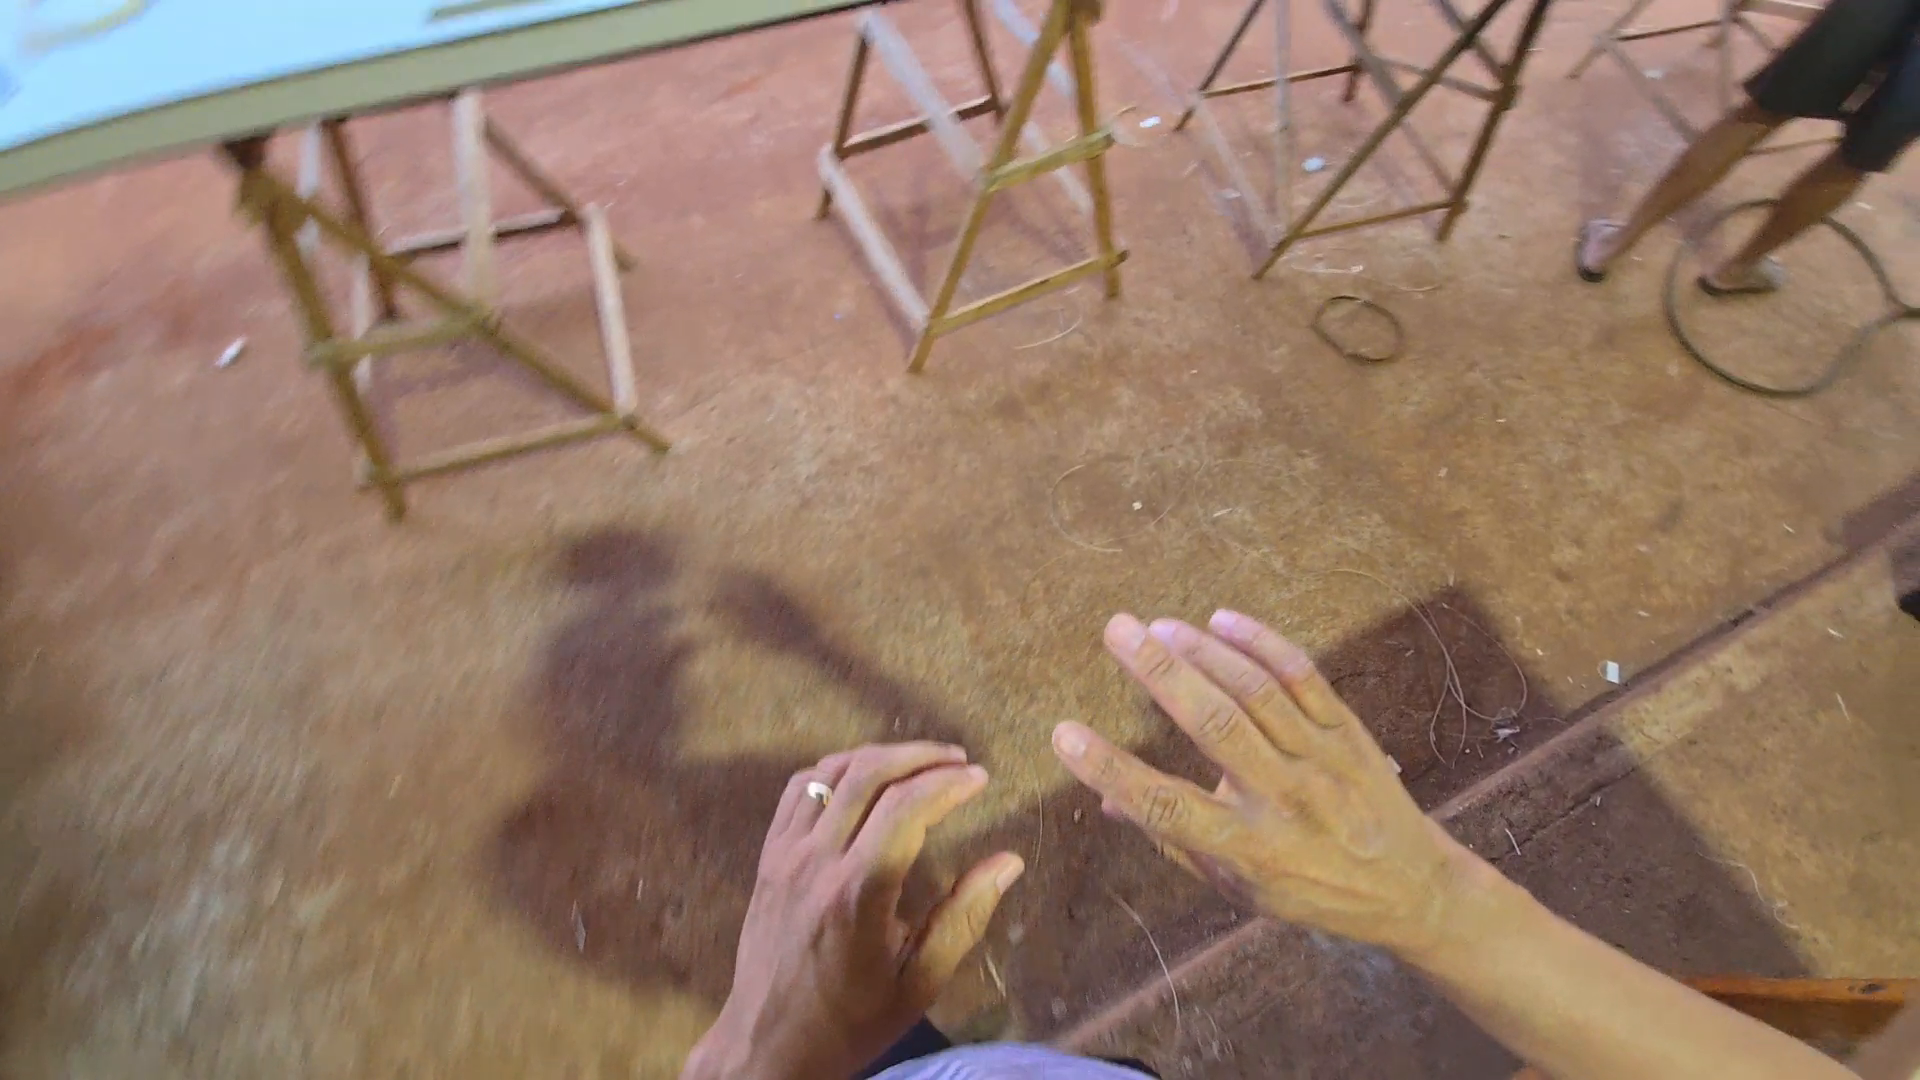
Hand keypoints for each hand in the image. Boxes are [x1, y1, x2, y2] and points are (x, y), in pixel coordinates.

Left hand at [682, 743, 1024, 1079]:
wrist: (766, 1047)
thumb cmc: (851, 1020)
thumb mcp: (920, 981)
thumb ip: (965, 916)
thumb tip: (1010, 860)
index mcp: (858, 893)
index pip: (906, 808)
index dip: (947, 783)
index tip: (979, 777)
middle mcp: (817, 860)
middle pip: (870, 774)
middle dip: (920, 756)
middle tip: (957, 759)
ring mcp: (785, 852)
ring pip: (833, 771)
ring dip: (882, 755)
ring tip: (919, 761)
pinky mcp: (768, 853)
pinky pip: (800, 787)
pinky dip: (837, 768)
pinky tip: (864, 776)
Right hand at [1051, 610, 1475, 961]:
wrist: (1418, 891)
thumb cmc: (1310, 891)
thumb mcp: (1237, 887)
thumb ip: (1174, 842)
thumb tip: (1107, 804)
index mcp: (1249, 848)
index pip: (1166, 807)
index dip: (1110, 771)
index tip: (1064, 733)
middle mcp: (1285, 799)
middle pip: (1216, 726)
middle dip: (1161, 673)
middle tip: (1117, 631)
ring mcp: (1322, 759)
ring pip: (1258, 693)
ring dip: (1203, 652)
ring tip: (1158, 626)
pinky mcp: (1348, 731)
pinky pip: (1304, 676)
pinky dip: (1263, 643)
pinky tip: (1223, 619)